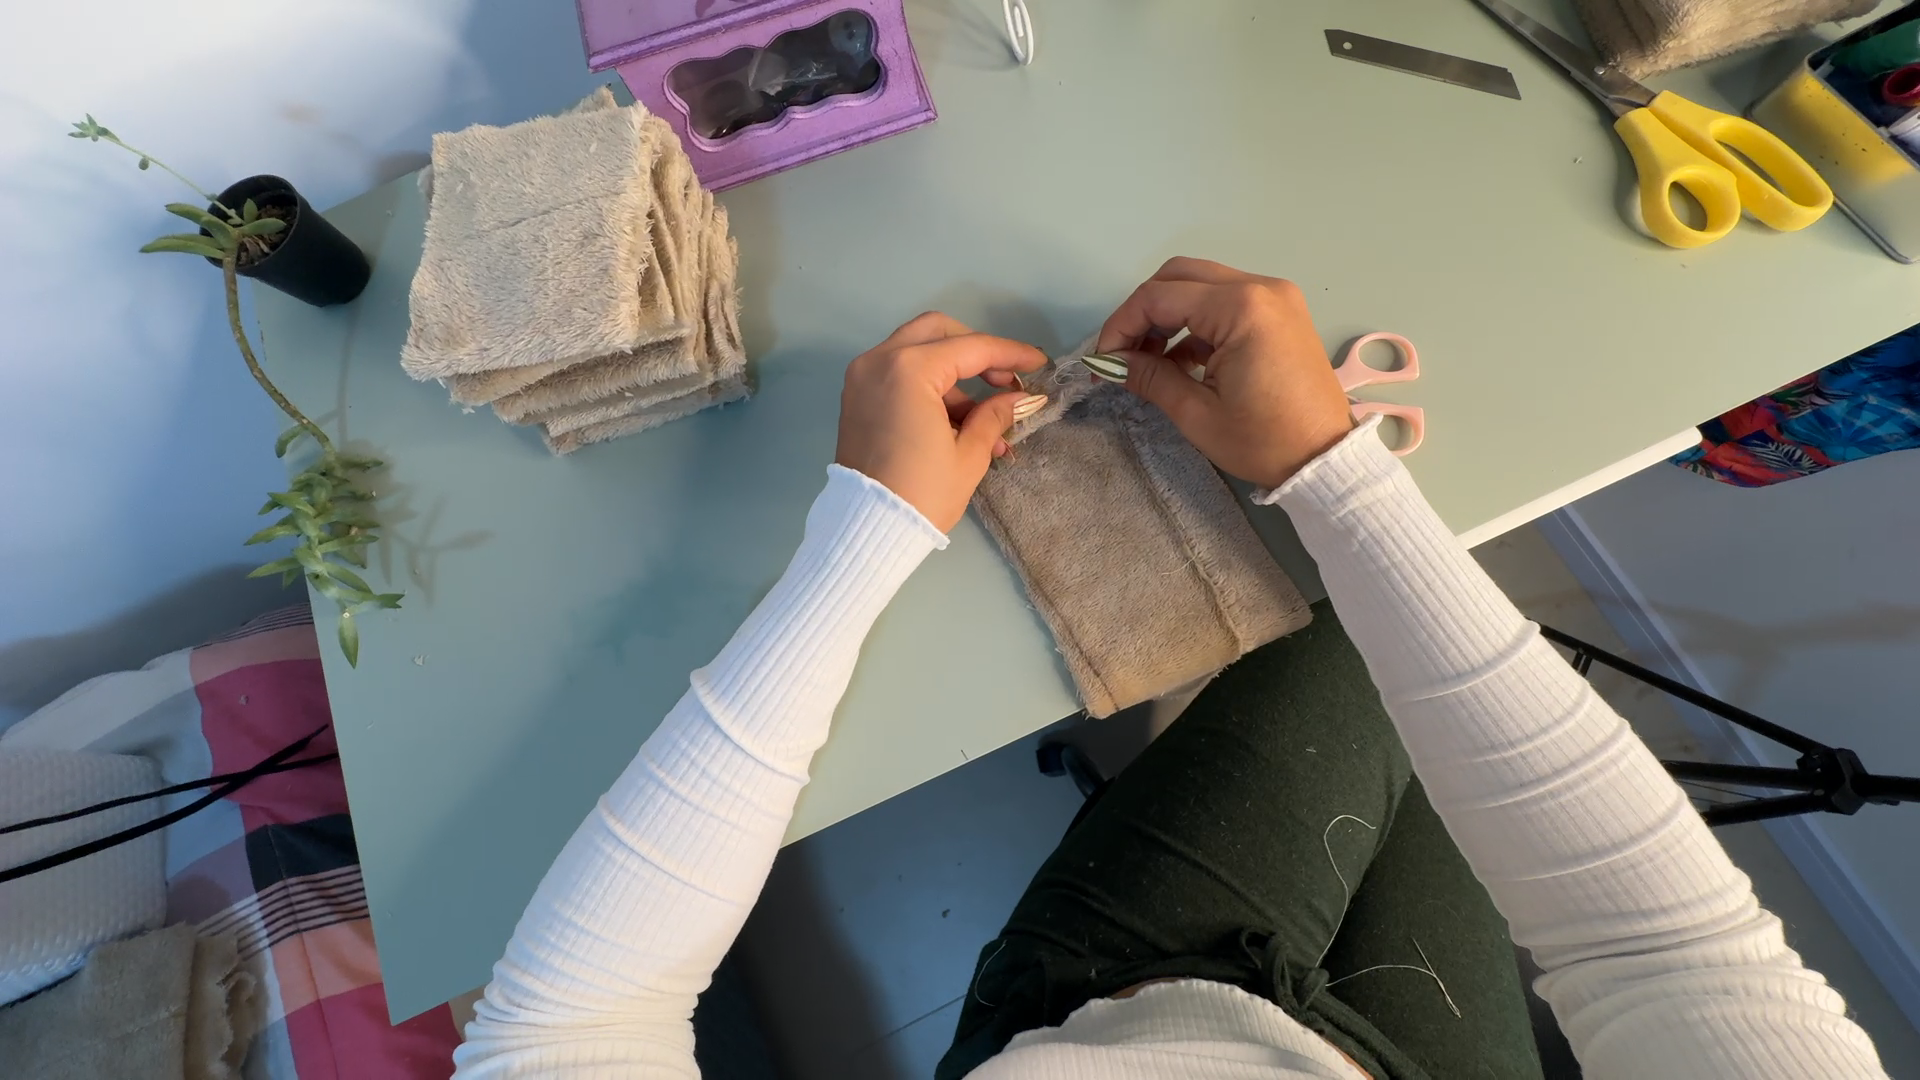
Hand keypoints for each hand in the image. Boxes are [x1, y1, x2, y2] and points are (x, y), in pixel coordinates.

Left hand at [836, 313, 1048, 530]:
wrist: (868, 529)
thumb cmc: (922, 493)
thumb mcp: (969, 454)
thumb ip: (995, 415)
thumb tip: (1021, 398)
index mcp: (908, 370)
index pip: (970, 348)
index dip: (1010, 354)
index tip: (1038, 363)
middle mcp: (879, 361)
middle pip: (938, 333)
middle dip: (976, 351)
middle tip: (1004, 380)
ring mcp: (862, 377)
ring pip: (917, 352)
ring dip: (954, 375)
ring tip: (987, 420)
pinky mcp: (857, 397)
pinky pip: (899, 375)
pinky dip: (929, 388)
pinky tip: (959, 423)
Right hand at [1097, 258, 1353, 488]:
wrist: (1324, 458)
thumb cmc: (1262, 441)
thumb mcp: (1195, 413)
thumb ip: (1148, 376)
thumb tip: (1108, 363)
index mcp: (1241, 308)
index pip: (1160, 296)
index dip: (1121, 325)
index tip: (1103, 360)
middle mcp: (1260, 287)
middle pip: (1178, 276)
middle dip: (1141, 312)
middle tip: (1122, 354)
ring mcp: (1273, 297)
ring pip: (1199, 284)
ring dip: (1166, 315)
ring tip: (1147, 360)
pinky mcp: (1278, 311)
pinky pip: (1222, 301)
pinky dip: (1193, 322)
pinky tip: (1178, 359)